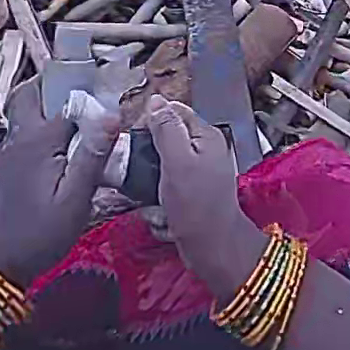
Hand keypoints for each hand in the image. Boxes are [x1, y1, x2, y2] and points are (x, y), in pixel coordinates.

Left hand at [0, 83, 117, 285]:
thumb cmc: (38, 235)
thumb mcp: (75, 199)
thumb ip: (93, 154)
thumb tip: (113, 114)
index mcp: (40, 140)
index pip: (69, 103)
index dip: (90, 100)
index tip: (109, 100)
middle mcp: (20, 138)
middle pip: (31, 95)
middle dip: (54, 86)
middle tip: (83, 95)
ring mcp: (7, 153)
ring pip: (26, 115)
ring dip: (48, 110)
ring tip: (78, 126)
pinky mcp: (3, 168)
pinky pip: (23, 137)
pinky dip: (40, 133)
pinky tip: (58, 156)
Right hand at [146, 95, 264, 299]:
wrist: (213, 249)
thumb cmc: (196, 204)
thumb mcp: (177, 161)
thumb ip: (166, 129)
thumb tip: (156, 100)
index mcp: (206, 135)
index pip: (175, 112)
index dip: (153, 119)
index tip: (136, 138)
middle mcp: (205, 149)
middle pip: (167, 137)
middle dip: (151, 156)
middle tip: (145, 174)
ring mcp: (199, 171)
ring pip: (163, 164)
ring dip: (153, 181)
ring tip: (155, 197)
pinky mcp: (192, 191)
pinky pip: (167, 185)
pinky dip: (160, 197)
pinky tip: (161, 211)